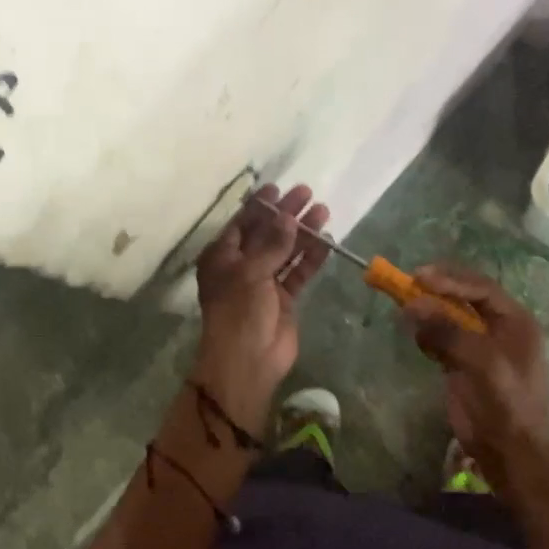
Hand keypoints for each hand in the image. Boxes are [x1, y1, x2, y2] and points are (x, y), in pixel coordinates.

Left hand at [192, 184, 331, 417]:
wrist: (247, 360)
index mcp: (221, 256)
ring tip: (324, 211)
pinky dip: (311, 258)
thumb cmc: (238, 311)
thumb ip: (272, 243)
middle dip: (286, 214)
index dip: (260, 205)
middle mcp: (241, 265)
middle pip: (266, 233)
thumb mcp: (251, 272)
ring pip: (285, 251)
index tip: (279, 188)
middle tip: (308, 193)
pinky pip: (298, 272)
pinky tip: (327, 241)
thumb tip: (288, 216)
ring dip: (303, 233)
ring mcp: (263, 282)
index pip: (242, 223)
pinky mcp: (283, 298)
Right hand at [408, 264, 548, 478]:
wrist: (511, 453)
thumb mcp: (481, 363)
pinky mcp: (462, 363)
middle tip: (408, 284)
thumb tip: (411, 303)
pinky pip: (441, 337)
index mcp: (516, 322)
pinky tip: (420, 340)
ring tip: (407, 310)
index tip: (418, 277)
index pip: (480, 287)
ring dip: (428, 310)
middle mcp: (499, 328)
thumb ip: (448, 330)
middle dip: (436, 289)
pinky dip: (427, 334)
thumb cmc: (506, 405)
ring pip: (449, 315)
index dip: (449, 278)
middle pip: (464, 296)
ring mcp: (480, 346)